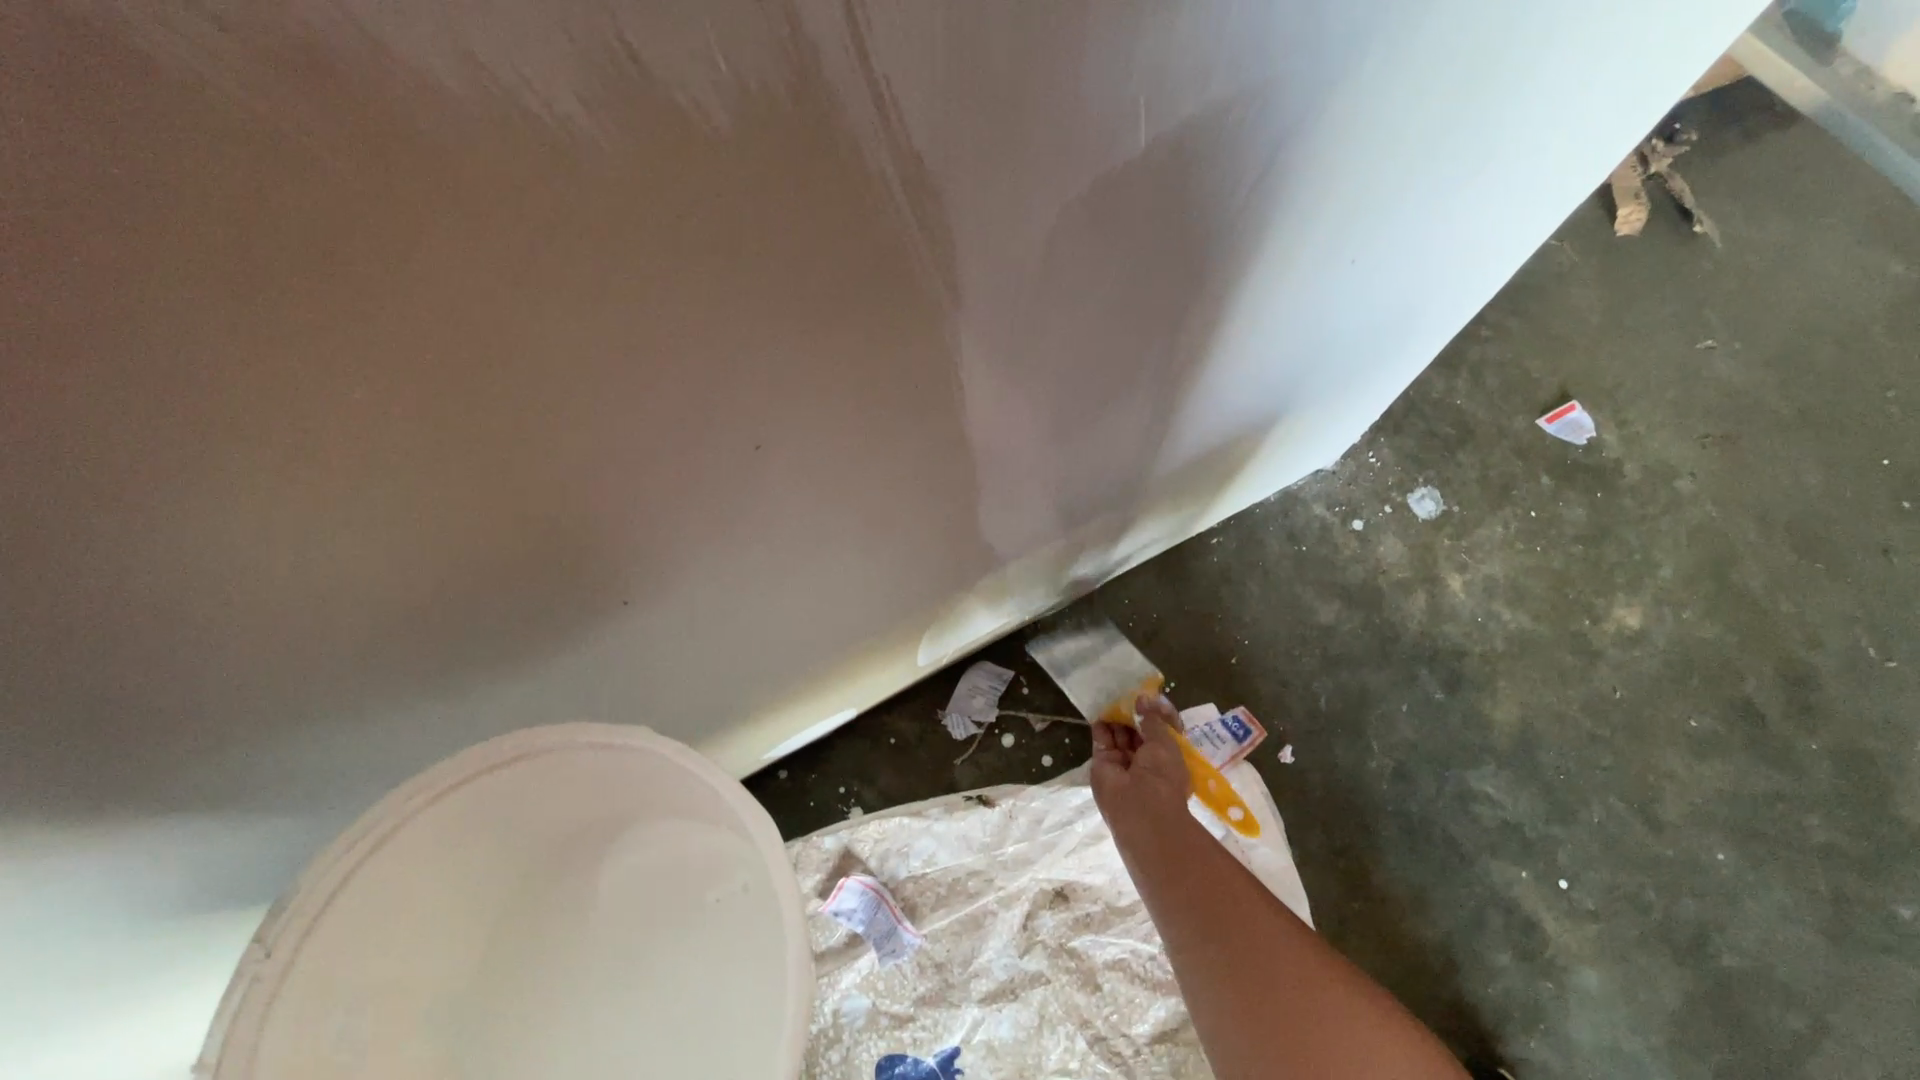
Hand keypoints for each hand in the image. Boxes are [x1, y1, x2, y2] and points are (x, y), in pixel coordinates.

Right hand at [1089, 693, 1192, 833]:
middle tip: (1129, 690)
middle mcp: (1145, 760)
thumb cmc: (1162, 775)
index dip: (1156, 713)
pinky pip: (1101, 739)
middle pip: (1138, 731)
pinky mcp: (1103, 762)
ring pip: (1119, 733)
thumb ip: (1153, 720)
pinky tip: (1101, 705)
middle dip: (1134, 712)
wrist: (1139, 809)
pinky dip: (1101, 724)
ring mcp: (1123, 761)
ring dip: (1117, 715)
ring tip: (1114, 693)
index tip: (1150, 696)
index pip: (1161, 730)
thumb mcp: (1165, 743)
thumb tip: (1144, 699)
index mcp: (1167, 757)